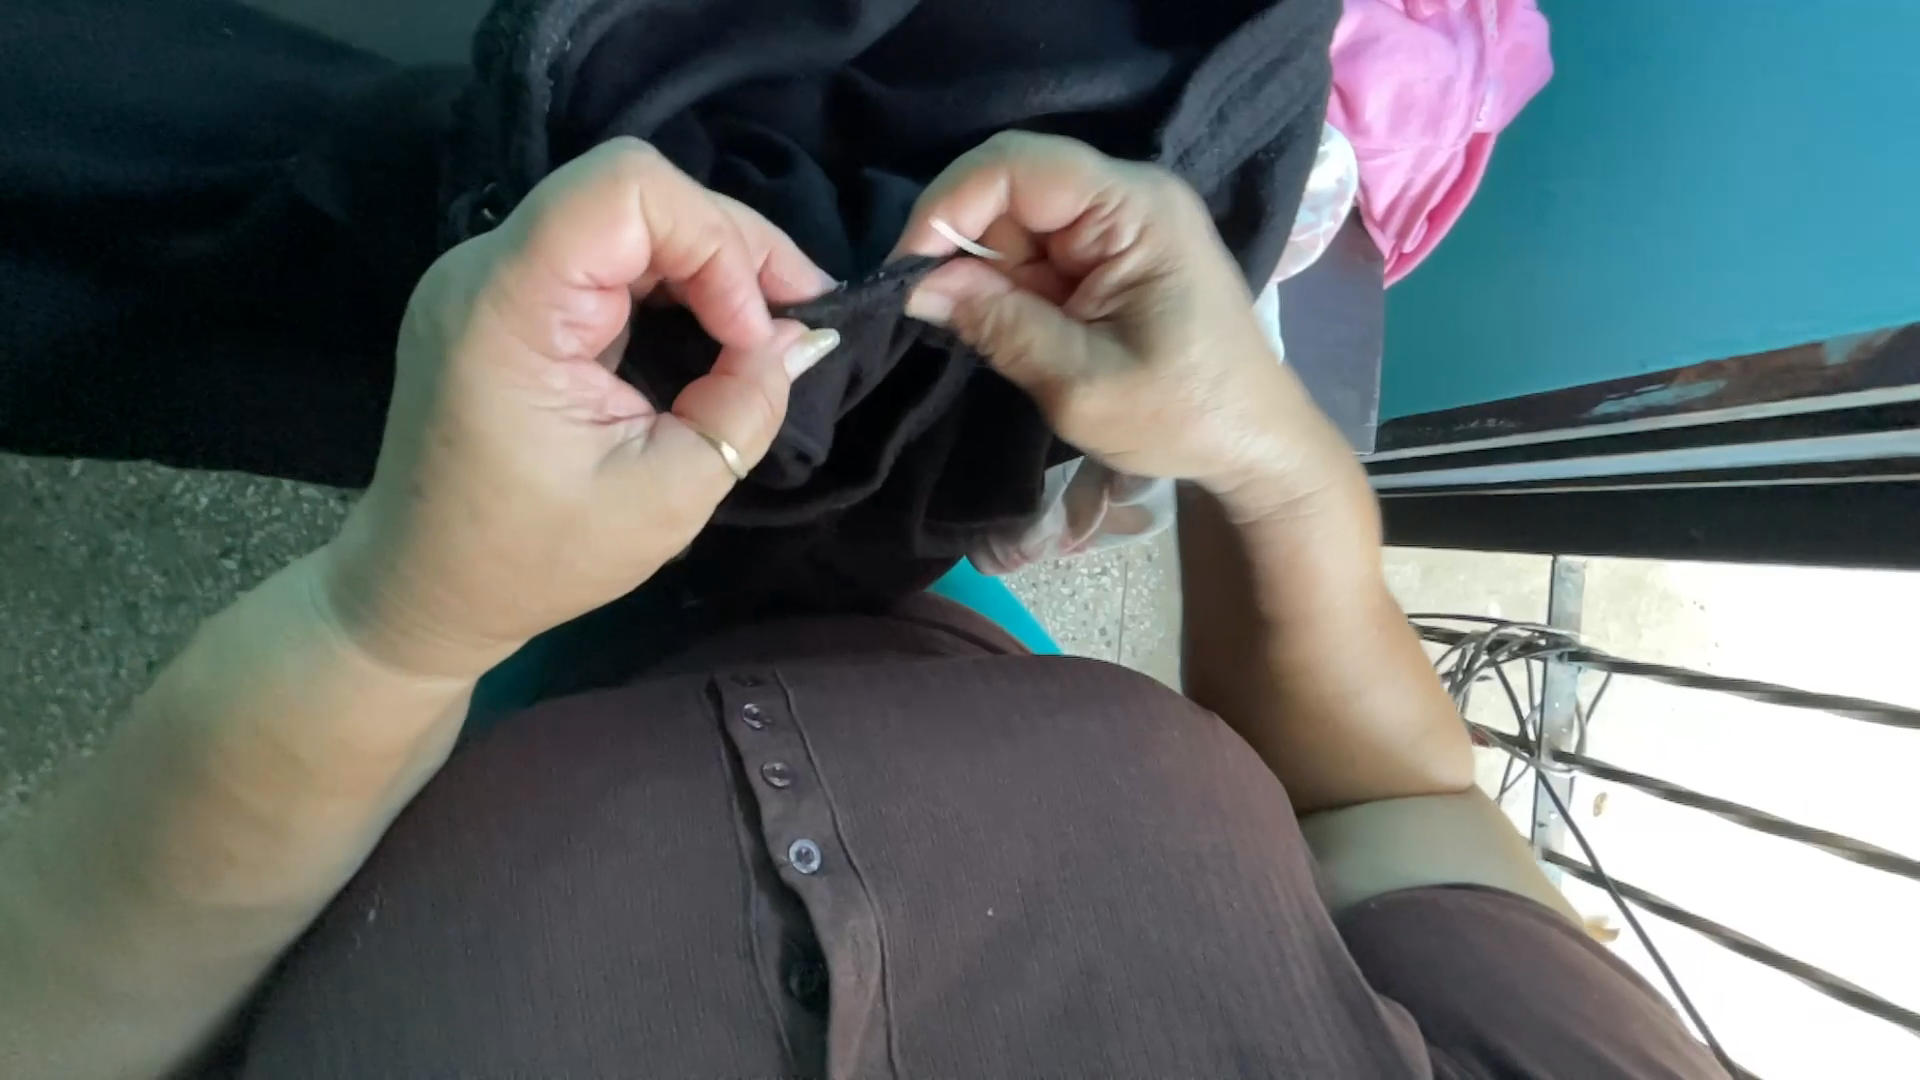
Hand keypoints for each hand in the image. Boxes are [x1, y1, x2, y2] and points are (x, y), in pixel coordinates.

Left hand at [319, 138, 841, 679]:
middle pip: (638, 195)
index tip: (753, 334)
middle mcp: (492, 268)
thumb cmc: (541, 558)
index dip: (716, 244)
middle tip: (806, 315)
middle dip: (739, 248)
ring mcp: (501, 279)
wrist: (430, 585)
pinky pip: (618, 259)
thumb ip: (746, 408)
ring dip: (721, 264)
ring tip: (778, 323)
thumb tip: (804, 338)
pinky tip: (725, 327)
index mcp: (511, 310)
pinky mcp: (519, 303)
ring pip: (635, 218)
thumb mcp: (669, 498)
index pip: (625, 189)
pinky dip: (687, 284)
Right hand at [895, 131, 1359, 520]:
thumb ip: (999, 327)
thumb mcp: (1079, 383)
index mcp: (1133, 211)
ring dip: (984, 279)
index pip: (1017, 167)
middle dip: (961, 248)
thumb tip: (918, 288)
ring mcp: (1119, 231)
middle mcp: (1126, 201)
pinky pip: (1037, 260)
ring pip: (1017, 229)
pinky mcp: (1110, 263)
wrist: (1251, 443)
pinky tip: (1002, 331)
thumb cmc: (1182, 416)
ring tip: (976, 336)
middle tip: (928, 313)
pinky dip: (1007, 294)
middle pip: (1012, 192)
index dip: (948, 206)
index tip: (906, 271)